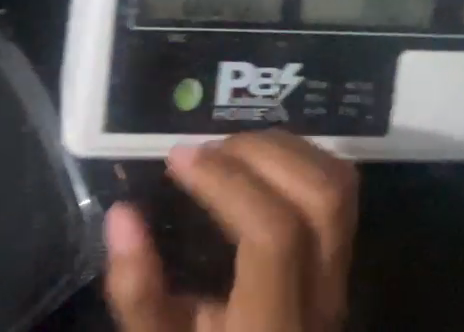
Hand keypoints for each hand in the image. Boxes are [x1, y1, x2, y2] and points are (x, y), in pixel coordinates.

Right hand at [103, 132, 358, 331]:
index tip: (177, 158)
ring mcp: (340, 277)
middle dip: (260, 155)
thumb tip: (122, 215)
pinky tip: (254, 165)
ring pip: (338, 187)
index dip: (227, 182)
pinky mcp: (341, 259)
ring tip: (228, 152)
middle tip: (205, 151)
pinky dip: (298, 158)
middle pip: (321, 199)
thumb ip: (139, 293)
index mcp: (273, 321)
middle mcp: (321, 296)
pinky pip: (338, 189)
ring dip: (282, 149)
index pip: (274, 234)